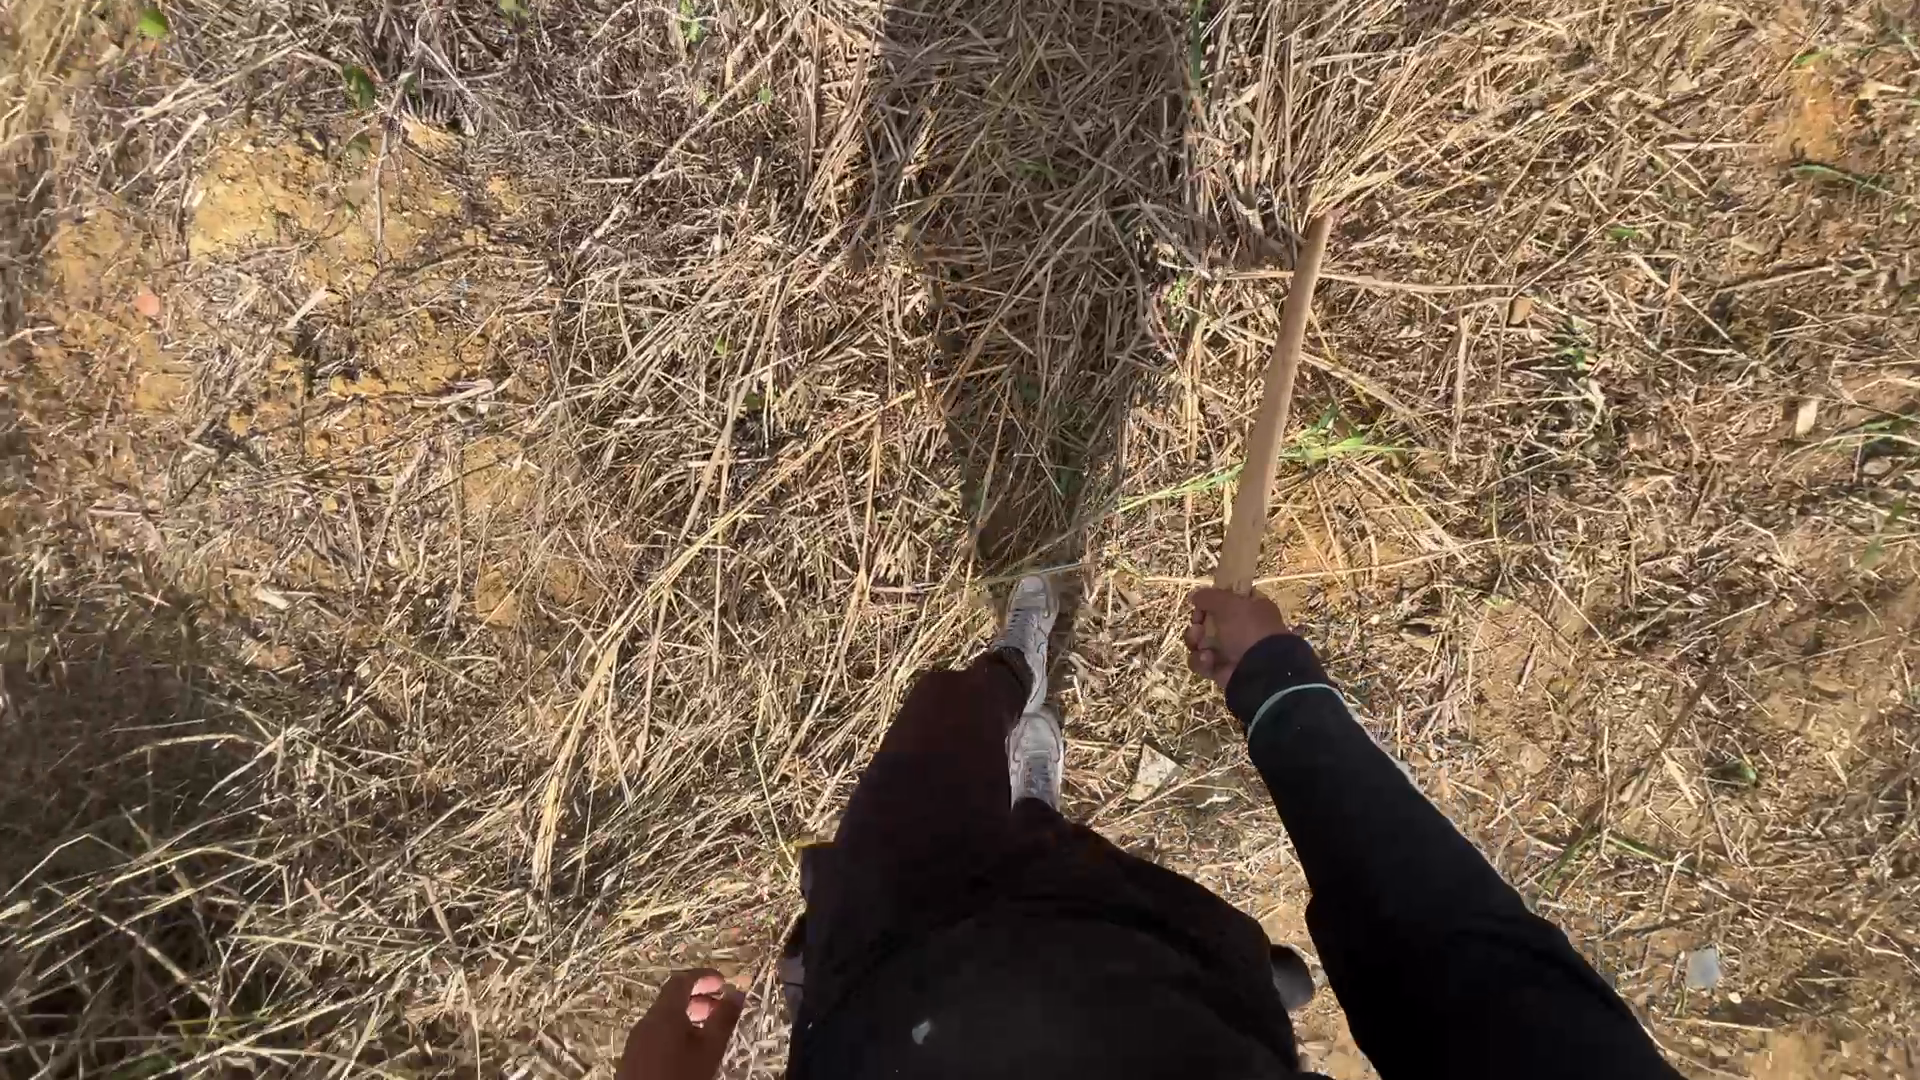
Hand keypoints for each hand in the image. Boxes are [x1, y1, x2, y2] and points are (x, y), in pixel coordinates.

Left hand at [615, 970, 743, 1079]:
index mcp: (664, 1013)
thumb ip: (724, 1018)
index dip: (704, 976)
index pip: (682, 980)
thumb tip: (737, 993)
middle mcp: (646, 1022)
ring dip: (687, 1016)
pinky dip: (674, 1031)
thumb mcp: (710, 1049)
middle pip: (672, 998)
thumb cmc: (681, 1077)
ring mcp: (636, 1042)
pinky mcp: (632, 1060)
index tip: (723, 982)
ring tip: (707, 1032)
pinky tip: (687, 1051)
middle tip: (719, 1007)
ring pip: (664, 1017)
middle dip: (698, 997)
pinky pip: (655, 1033)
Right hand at [1184, 587, 1288, 689]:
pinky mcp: (1220, 669)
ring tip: (1200, 644)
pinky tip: (1209, 660)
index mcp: (1251, 608)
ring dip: (1194, 640)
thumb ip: (1209, 596)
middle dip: (1198, 621)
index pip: (1227, 598)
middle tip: (1197, 624)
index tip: (1203, 601)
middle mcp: (1241, 628)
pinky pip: (1200, 661)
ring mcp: (1230, 650)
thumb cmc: (1248, 629)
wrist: (1259, 669)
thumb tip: (1195, 596)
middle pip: (1208, 619)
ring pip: (1200, 640)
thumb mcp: (1229, 604)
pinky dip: (1201, 660)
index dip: (1213, 598)